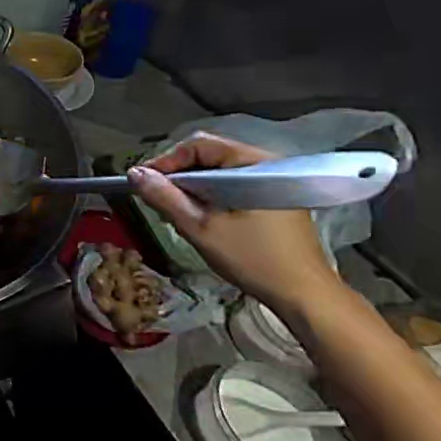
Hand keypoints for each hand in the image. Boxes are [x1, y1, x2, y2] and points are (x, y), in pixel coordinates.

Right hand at [126, 132, 343, 314]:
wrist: (306, 295)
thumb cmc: (253, 258)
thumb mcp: (201, 228)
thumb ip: (166, 198)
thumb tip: (135, 174)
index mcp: (252, 163)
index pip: (198, 145)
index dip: (166, 161)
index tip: (144, 182)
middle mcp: (266, 164)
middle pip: (210, 156)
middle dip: (179, 176)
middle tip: (158, 199)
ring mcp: (274, 182)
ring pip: (221, 172)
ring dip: (195, 188)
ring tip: (177, 212)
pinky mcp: (277, 199)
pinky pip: (235, 185)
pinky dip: (213, 196)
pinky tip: (203, 217)